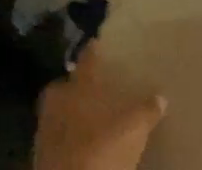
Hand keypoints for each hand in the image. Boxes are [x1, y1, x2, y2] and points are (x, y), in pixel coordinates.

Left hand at [34, 45, 166, 169]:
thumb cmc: (104, 146)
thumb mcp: (136, 126)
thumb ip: (147, 109)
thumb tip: (160, 98)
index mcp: (80, 88)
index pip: (87, 59)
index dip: (94, 50)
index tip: (98, 42)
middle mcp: (58, 105)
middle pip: (61, 88)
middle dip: (73, 86)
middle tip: (93, 87)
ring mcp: (45, 132)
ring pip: (57, 114)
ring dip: (70, 114)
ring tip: (92, 116)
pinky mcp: (41, 158)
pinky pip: (57, 138)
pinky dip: (68, 137)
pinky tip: (85, 141)